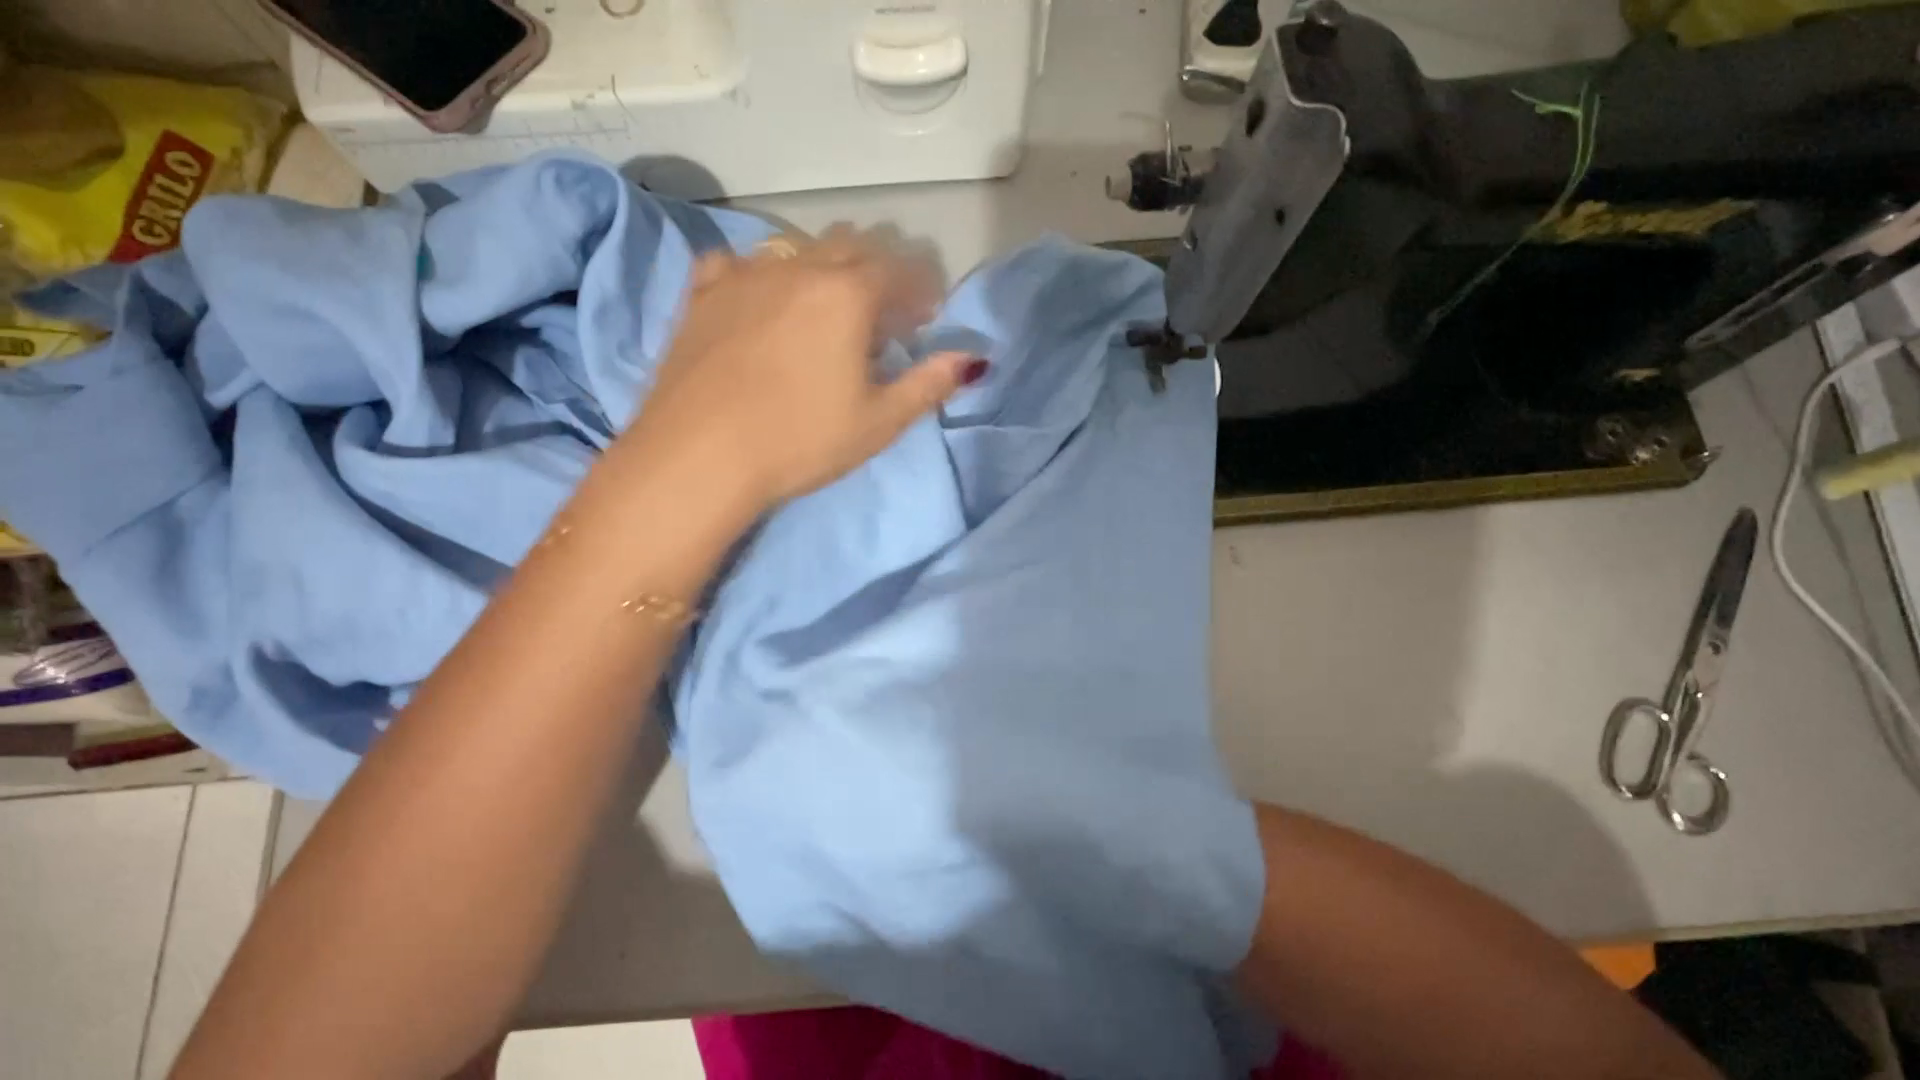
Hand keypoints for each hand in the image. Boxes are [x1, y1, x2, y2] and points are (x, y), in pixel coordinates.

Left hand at [619, 226, 982, 517]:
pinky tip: (761, 300)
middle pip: (851, 246)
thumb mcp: (878, 422)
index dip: (921, 290)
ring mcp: (745, 275)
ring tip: (824, 311)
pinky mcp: (702, 294)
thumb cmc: (800, 441)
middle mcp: (798, 268)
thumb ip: (928, 383)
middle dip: (876, 272)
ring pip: (796, 248)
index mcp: (848, 293)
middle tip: (881, 316)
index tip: (926, 318)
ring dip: (822, 268)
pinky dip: (761, 275)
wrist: (697, 455)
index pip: (900, 269)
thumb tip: (974, 358)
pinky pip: (738, 263)